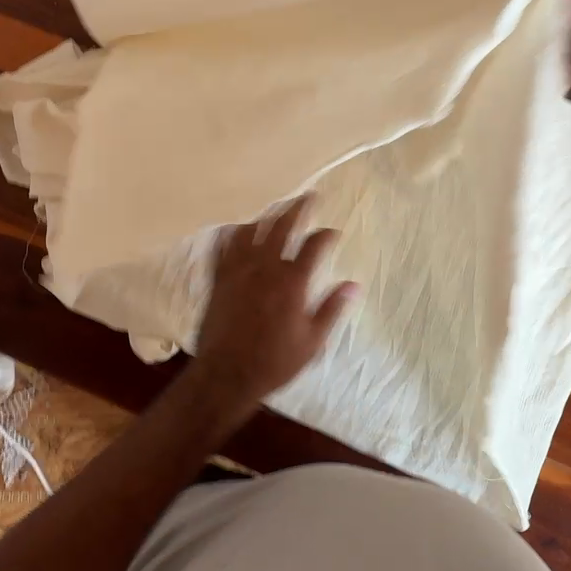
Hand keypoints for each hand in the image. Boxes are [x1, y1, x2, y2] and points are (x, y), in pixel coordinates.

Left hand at [187, 194, 357, 407]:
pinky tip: (236, 227)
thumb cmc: (274, 362)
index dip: (326, 236)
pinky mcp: (217, 278)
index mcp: (292, 281)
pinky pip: (222, 245)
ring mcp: (238, 270)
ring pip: (251, 229)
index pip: (314, 245)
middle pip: (282, 226)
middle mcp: (265, 267)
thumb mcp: (312, 341)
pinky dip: (231, 232)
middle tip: (308, 196)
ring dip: (266, 215)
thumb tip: (353, 285)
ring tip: (276, 207)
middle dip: (298, 207)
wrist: (227, 374)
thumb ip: (331, 309)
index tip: (333, 233)